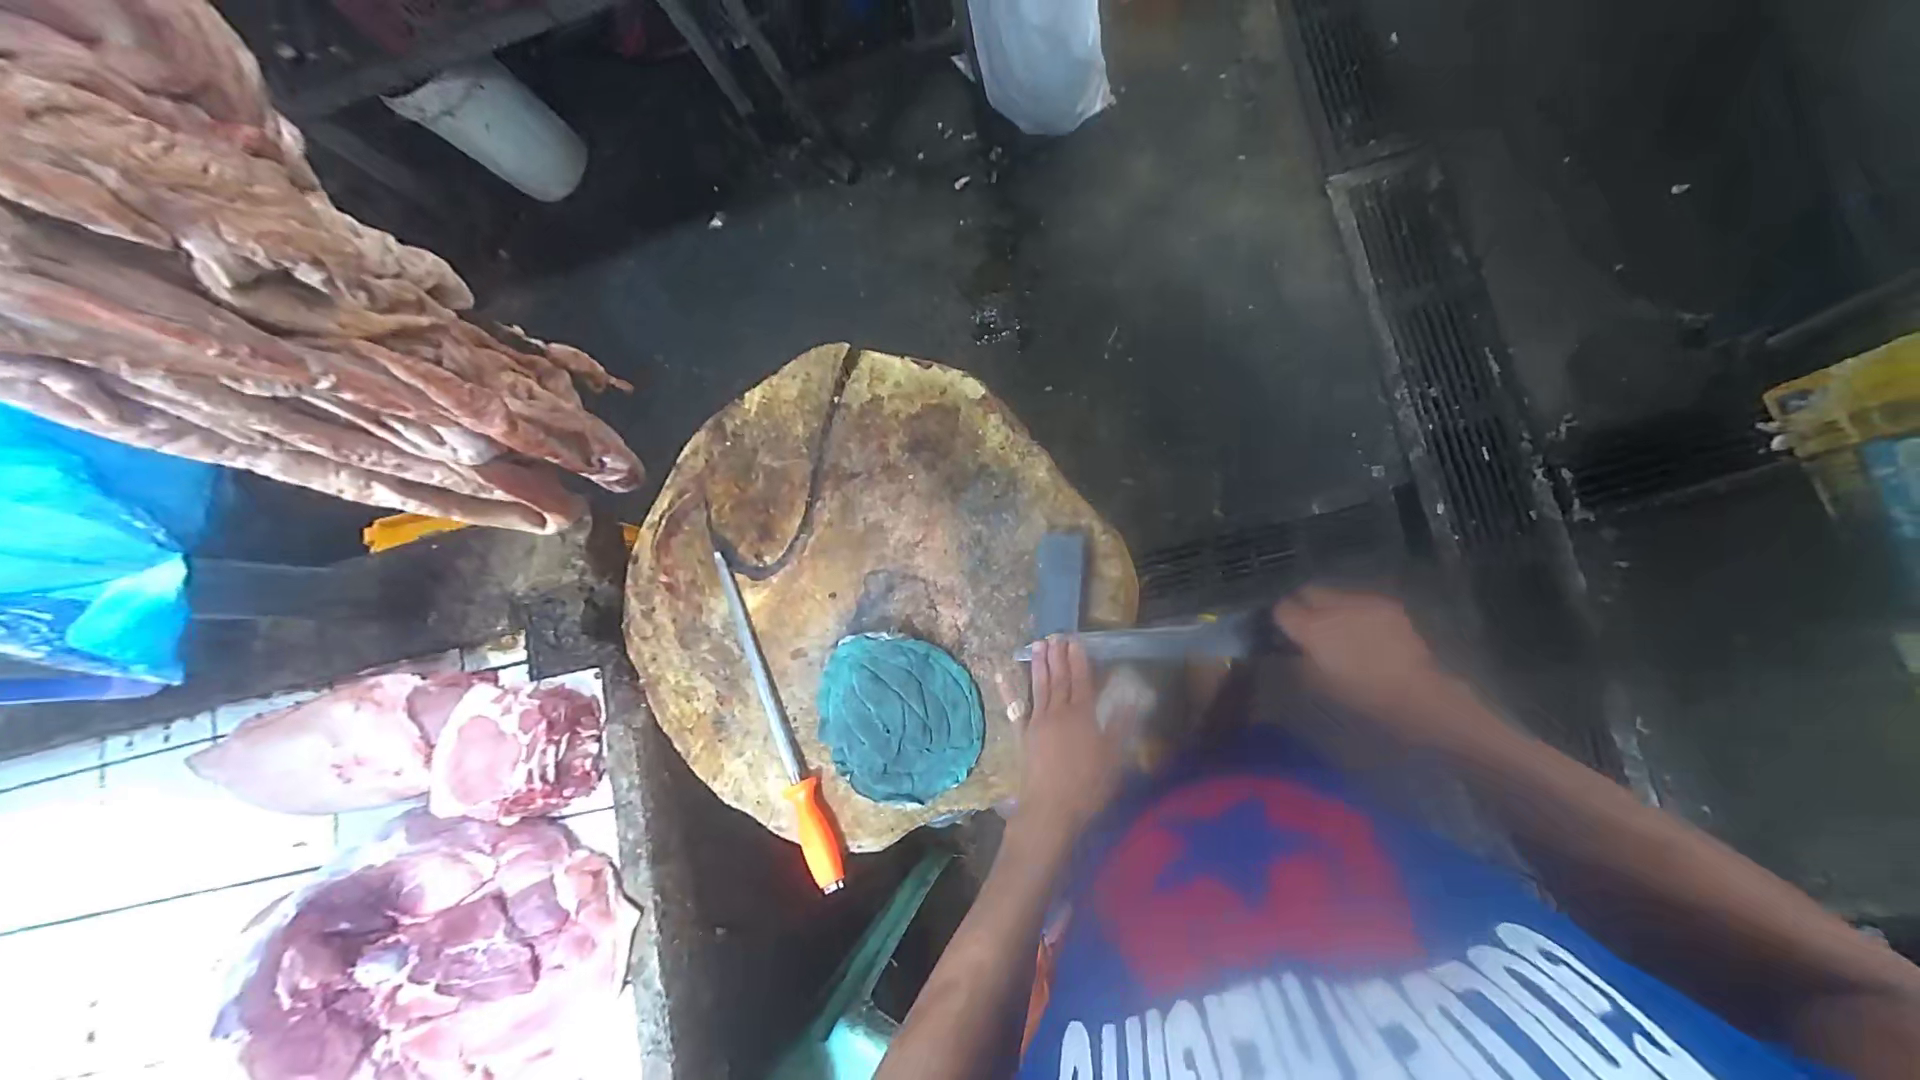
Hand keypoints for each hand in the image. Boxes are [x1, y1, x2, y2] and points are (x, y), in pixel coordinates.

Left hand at [1016, 635, 1123, 842]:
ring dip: (1039, 664)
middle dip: (1058, 655)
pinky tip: (1002, 676)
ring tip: (1038, 644)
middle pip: (1059, 678)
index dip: (1079, 659)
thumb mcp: (1113, 755)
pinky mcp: (1023, 734)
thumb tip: (1132, 694)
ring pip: (1039, 686)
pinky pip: (1015, 707)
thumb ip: (1121, 722)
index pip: (1082, 680)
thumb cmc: (1088, 784)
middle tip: (1056, 635)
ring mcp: (1037, 721)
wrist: (1051, 807)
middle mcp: (1058, 712)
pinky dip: (1009, 691)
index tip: (1076, 640)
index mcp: (1082, 715)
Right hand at [1274, 586, 1457, 727]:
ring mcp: (1364, 602)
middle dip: (1306, 604)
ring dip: (1333, 607)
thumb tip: (1298, 645)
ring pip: (1337, 595)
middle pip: (1309, 591)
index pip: (1283, 608)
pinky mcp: (1388, 604)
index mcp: (1312, 628)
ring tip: (1343, 626)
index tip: (1288, 629)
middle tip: (1311, 622)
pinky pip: (1363, 601)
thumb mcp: (1319, 681)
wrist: (1416, 692)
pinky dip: (1359, 612)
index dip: (1282, 618)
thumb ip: (1303, 656)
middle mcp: (1334, 607)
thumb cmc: (1361, 693)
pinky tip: (1368, 630)